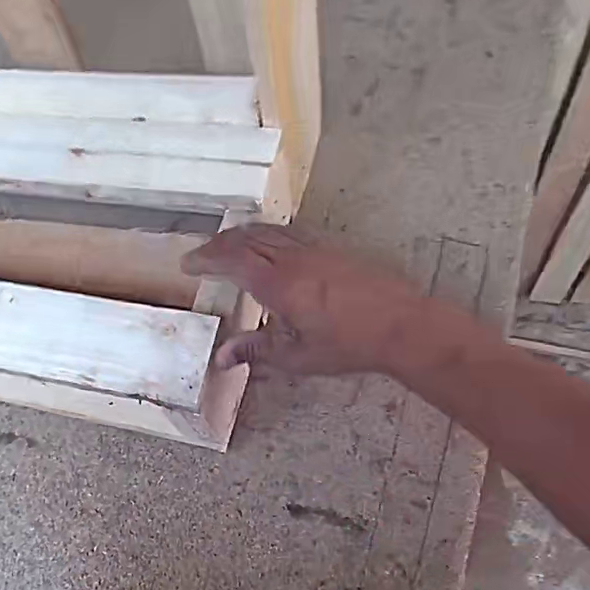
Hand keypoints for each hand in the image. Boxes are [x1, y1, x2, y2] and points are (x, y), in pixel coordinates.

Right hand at [181, 225, 459, 376]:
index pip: (231, 260)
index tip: (189, 264)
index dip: (206, 258)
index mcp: (278, 283)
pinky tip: (275, 250)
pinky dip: (270, 236)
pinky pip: (292, 234)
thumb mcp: (297, 355)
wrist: (401, 325)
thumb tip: (222, 357)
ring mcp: (316, 249)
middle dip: (220, 244)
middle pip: (247, 238)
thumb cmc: (348, 344)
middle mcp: (293, 258)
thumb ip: (256, 350)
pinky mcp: (335, 250)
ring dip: (244, 235)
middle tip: (205, 255)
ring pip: (270, 232)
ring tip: (233, 247)